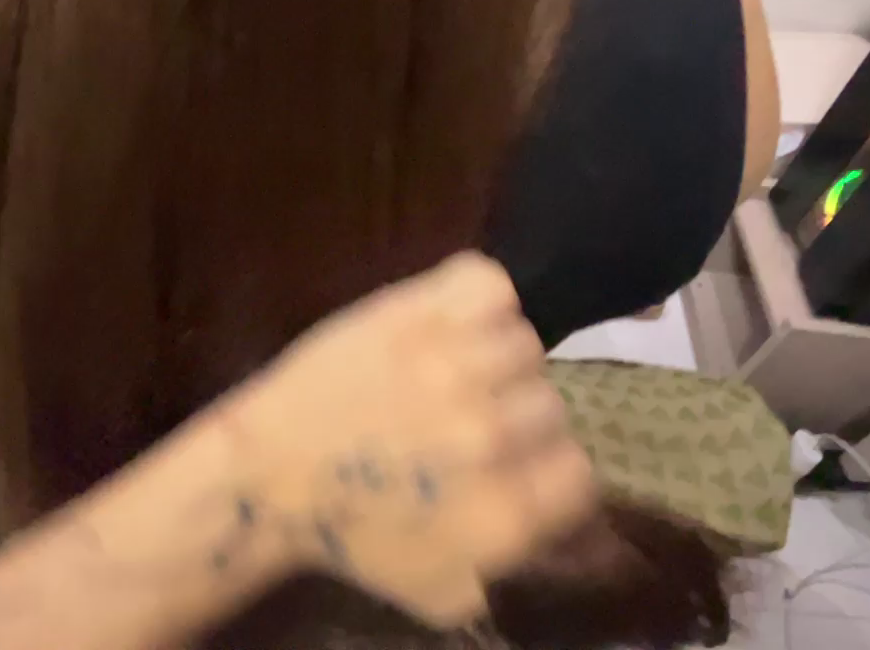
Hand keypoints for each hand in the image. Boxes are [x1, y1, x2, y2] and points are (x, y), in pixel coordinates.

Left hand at [226, 252, 596, 627]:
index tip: (515, 461)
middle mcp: (487, 435)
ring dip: (493, 356)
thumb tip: (601, 541)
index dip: (547, 465)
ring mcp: (449, 365)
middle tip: (470, 415)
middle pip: (550, 401)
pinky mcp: (411, 312)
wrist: (269, 473)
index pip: (580, 470)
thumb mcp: (450, 587)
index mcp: (503, 511)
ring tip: (453, 368)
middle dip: (515, 412)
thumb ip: (529, 561)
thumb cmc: (355, 532)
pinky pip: (487, 282)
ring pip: (523, 340)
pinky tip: (451, 321)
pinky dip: (477, 295)